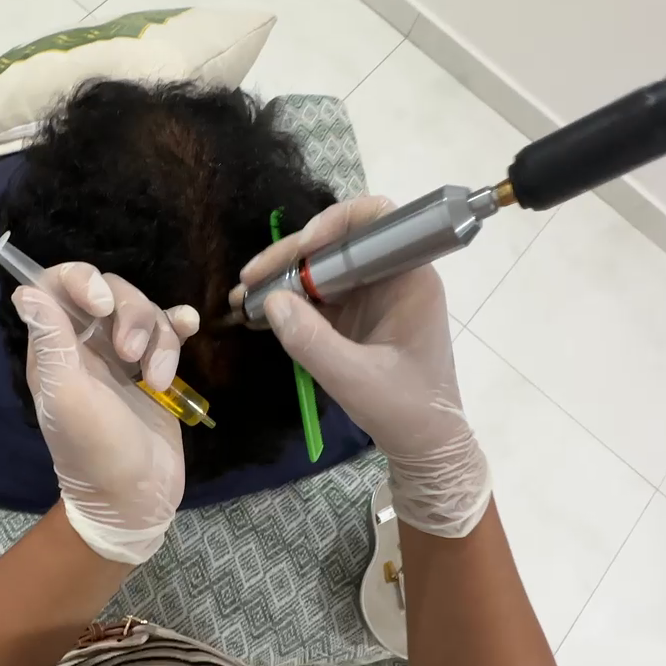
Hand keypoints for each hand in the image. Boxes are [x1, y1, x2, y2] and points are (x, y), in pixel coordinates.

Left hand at [11, 263, 200, 563]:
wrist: (136, 498)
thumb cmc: (96, 450)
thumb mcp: (68, 395)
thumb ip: (50, 341)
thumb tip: (23, 290)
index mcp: (56, 349)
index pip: (57, 286)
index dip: (80, 280)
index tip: (101, 305)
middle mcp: (86, 346)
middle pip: (110, 292)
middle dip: (130, 315)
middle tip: (131, 357)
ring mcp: (122, 358)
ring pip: (144, 312)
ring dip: (158, 338)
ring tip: (159, 381)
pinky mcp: (155, 370)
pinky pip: (169, 330)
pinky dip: (179, 326)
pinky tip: (190, 328)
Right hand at [239, 195, 490, 536]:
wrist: (422, 444)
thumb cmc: (404, 409)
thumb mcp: (355, 379)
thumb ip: (312, 342)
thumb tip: (270, 302)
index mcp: (409, 277)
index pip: (376, 221)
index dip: (336, 223)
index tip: (303, 249)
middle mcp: (390, 276)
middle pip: (337, 243)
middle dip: (291, 257)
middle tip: (249, 279)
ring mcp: (370, 296)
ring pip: (321, 268)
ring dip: (281, 279)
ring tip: (242, 297)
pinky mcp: (354, 317)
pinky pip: (317, 296)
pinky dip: (287, 302)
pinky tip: (256, 312)